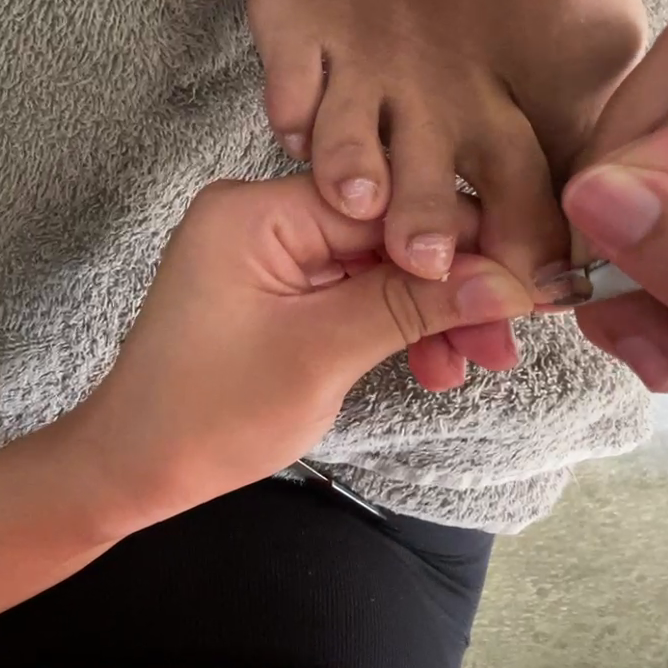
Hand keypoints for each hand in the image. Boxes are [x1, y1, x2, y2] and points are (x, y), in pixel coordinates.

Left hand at [61, 175, 532, 526]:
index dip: (459, 244)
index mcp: (252, 211)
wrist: (139, 464)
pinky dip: (387, 324)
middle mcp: (256, 216)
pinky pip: (344, 291)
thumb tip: (511, 281)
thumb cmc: (211, 412)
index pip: (381, 202)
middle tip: (505, 341)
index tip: (528, 285)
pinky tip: (431, 365)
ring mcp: (263, 252)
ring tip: (474, 366)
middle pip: (380, 232)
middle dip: (447, 287)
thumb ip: (413, 307)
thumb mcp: (321, 354)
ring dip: (425, 312)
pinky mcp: (270, 287)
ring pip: (370, 267)